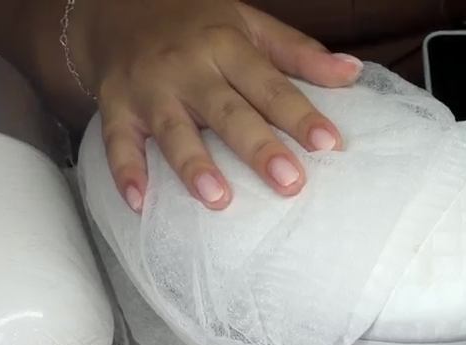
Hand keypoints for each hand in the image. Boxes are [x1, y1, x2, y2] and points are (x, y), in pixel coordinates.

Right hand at [72, 0, 361, 211]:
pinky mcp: (117, 106)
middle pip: (227, 112)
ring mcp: (150, 89)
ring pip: (174, 130)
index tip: (329, 143)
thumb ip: (299, 53)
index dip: (299, 114)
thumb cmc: (197, 24)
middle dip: (257, 147)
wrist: (111, 4)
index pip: (269, 85)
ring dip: (194, 165)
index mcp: (226, 46)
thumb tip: (353, 72)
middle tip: (289, 182)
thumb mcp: (248, 24)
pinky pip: (117, 141)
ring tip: (218, 199)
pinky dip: (125, 171)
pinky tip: (139, 203)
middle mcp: (188, 67)